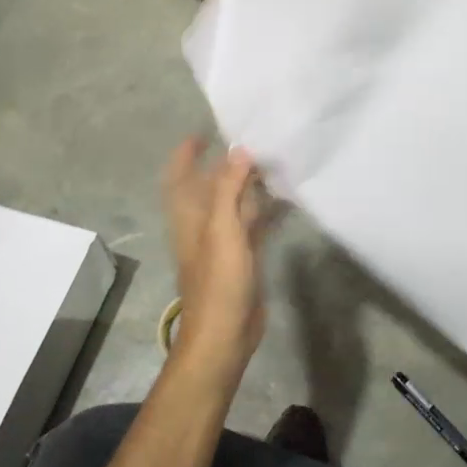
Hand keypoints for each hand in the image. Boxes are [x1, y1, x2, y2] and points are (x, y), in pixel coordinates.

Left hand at [162, 137, 269, 374]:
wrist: (224, 334)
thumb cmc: (217, 281)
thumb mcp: (222, 229)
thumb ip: (228, 188)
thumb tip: (239, 150)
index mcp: (189, 217)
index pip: (179, 176)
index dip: (186, 154)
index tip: (204, 132)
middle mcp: (202, 225)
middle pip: (210, 187)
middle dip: (226, 165)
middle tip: (253, 142)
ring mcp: (223, 243)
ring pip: (234, 205)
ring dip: (249, 186)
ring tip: (273, 163)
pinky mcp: (243, 259)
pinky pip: (253, 226)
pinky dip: (266, 211)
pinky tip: (286, 201)